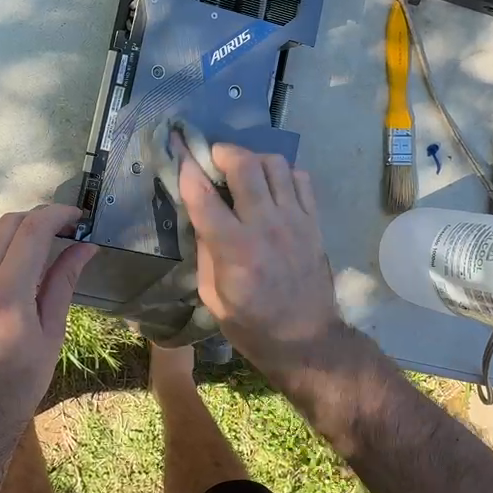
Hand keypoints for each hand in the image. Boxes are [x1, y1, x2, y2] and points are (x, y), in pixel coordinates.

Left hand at [0, 204, 96, 444]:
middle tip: (64, 230)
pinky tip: (15, 258)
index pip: (31, 231)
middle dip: (37, 218)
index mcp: (5, 296)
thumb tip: (86, 246)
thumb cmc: (19, 384)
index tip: (78, 218)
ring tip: (42, 241)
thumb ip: (63, 282)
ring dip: (15, 227)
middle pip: (6, 224)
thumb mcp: (51, 335)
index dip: (57, 216)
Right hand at [178, 144, 341, 375]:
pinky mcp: (314, 221)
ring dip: (253, 159)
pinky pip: (301, 178)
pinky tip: (271, 187)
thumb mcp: (212, 295)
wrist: (305, 340)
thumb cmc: (251, 324)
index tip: (179, 153)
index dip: (187, 168)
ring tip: (242, 170)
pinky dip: (282, 174)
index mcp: (234, 249)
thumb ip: (204, 250)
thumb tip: (199, 214)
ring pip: (275, 164)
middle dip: (222, 152)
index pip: (203, 195)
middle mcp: (265, 226)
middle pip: (244, 165)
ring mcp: (294, 220)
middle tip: (212, 158)